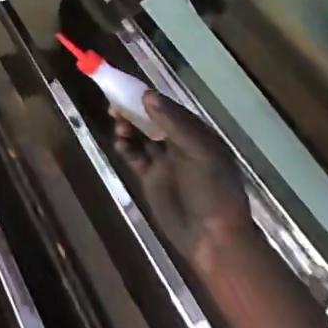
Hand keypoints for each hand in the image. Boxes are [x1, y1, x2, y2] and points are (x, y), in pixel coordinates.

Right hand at [113, 91, 252, 266]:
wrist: (213, 238)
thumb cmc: (213, 190)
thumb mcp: (200, 153)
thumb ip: (174, 124)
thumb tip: (147, 95)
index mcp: (197, 133)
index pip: (169, 107)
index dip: (148, 98)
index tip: (127, 89)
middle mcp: (180, 144)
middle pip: (152, 119)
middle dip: (134, 110)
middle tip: (114, 105)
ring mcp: (166, 161)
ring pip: (141, 136)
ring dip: (128, 127)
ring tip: (118, 125)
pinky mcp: (152, 179)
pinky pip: (135, 156)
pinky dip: (126, 147)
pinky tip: (120, 143)